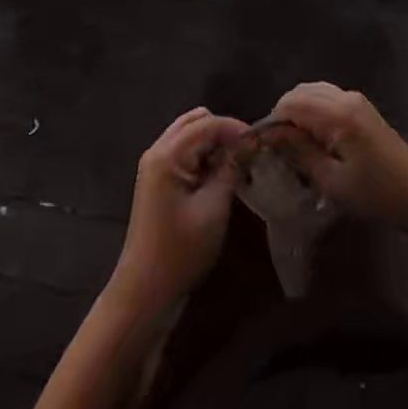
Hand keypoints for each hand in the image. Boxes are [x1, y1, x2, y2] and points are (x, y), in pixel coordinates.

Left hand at [109, 107, 249, 311]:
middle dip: (223, 130)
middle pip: (195, 121)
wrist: (146, 287)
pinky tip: (220, 172)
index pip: (207, 124)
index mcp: (167, 155)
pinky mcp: (158, 178)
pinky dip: (203, 153)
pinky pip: (184, 150)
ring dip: (213, 140)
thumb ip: (229, 170)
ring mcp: (155, 164)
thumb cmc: (181, 250)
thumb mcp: (213, 208)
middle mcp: (157, 150)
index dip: (236, 128)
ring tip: (237, 161)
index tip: (262, 143)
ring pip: (189, 133)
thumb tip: (246, 146)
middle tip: (248, 151)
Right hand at [268, 82, 407, 227]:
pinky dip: (312, 110)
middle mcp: (346, 97)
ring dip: (297, 111)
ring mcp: (356, 99)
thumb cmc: (376, 195)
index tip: (263, 147)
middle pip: (300, 92)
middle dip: (283, 115)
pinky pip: (326, 98)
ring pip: (312, 92)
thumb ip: (299, 151)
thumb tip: (271, 134)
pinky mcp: (362, 107)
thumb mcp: (331, 180)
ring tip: (294, 144)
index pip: (290, 103)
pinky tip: (313, 137)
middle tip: (278, 147)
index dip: (272, 122)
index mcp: (338, 114)